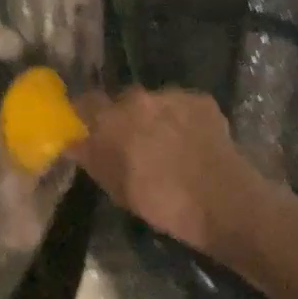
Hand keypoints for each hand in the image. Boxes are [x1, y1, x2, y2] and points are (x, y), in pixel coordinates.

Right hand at [68, 87, 268, 251]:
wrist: (221, 200)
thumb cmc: (161, 203)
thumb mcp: (117, 188)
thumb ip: (93, 159)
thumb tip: (76, 143)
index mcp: (112, 120)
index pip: (85, 102)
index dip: (85, 114)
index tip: (88, 128)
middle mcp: (140, 98)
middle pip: (123, 101)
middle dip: (124, 118)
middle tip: (133, 143)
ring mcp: (174, 96)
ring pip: (155, 102)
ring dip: (156, 117)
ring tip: (168, 145)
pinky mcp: (202, 100)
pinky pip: (183, 106)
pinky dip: (184, 119)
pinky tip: (193, 142)